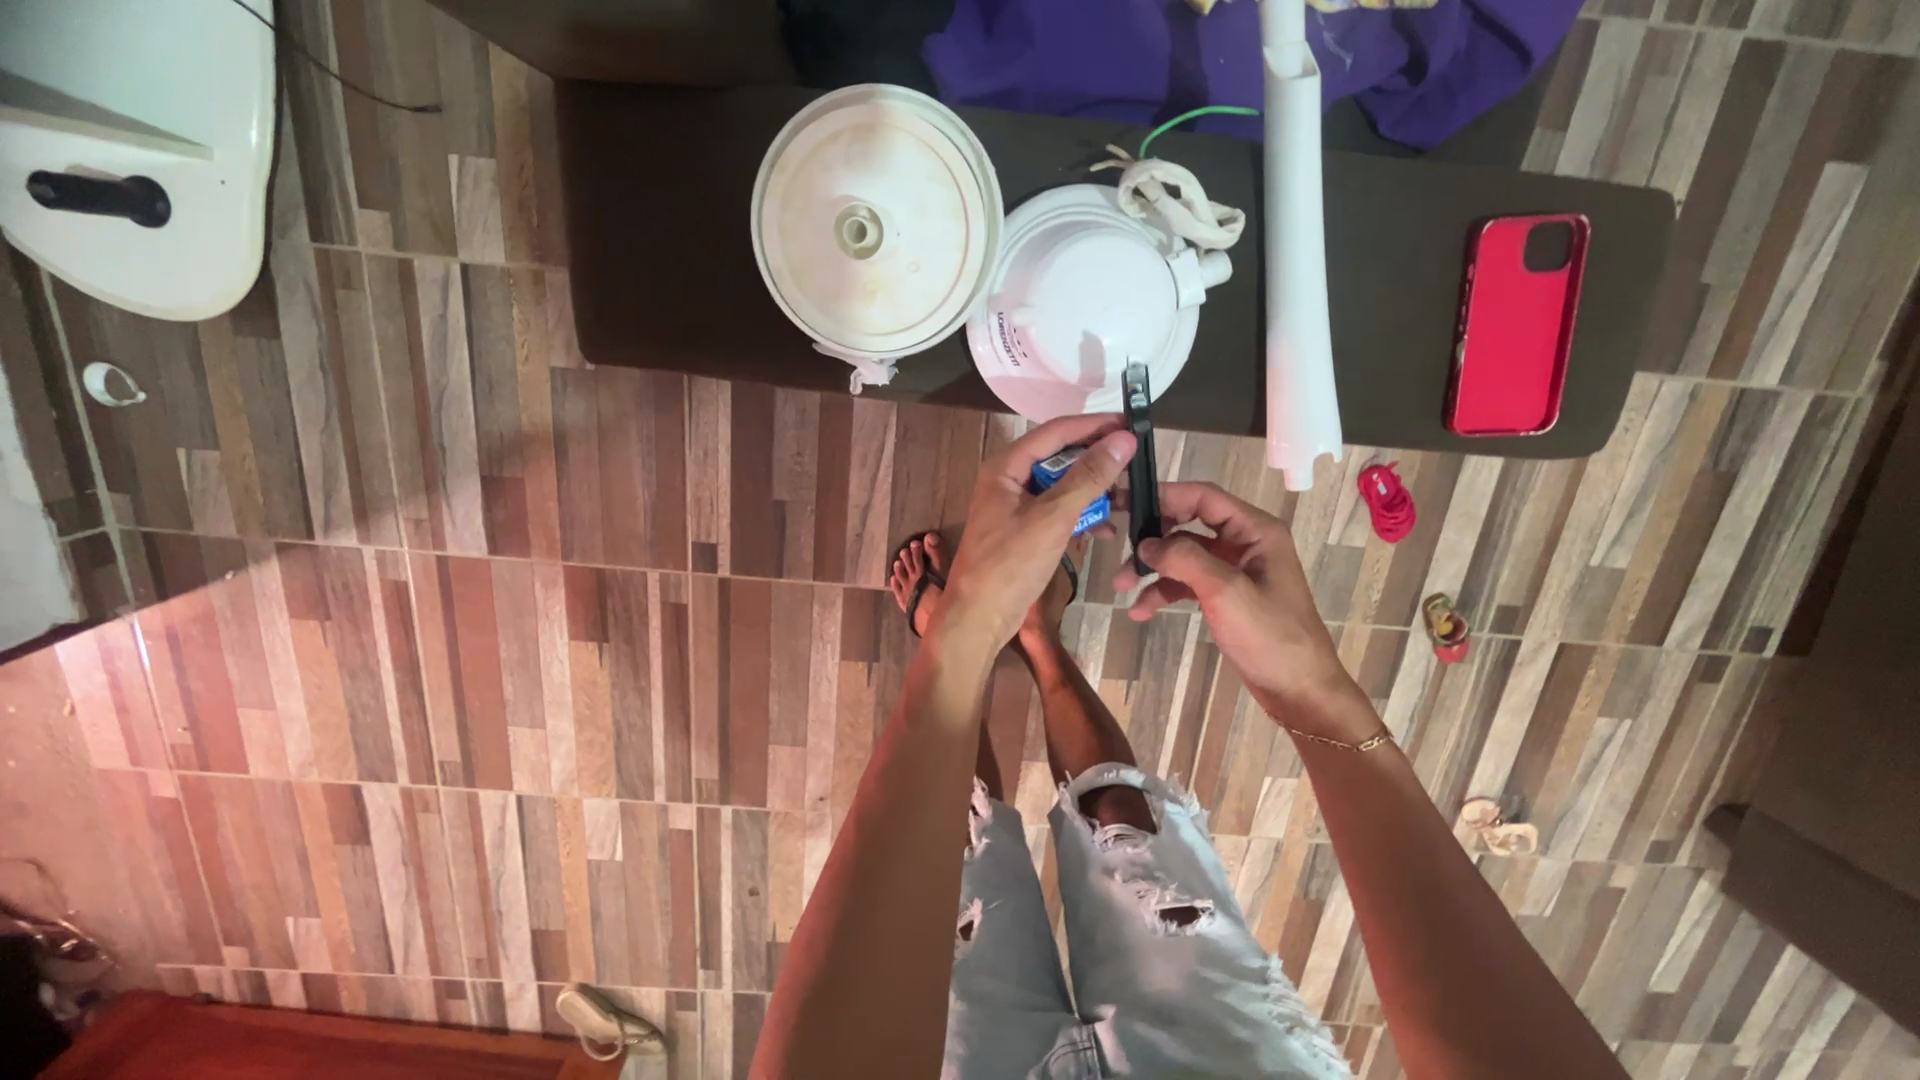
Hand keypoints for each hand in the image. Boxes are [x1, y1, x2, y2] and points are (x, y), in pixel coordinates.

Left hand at [936, 414, 1135, 648]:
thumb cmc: (1010, 564)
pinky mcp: (1023, 530)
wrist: (979, 616)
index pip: (1056, 431)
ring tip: (1127, 497)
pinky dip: (1080, 516)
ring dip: (1092, 491)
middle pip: (1059, 456)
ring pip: (1061, 486)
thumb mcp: (1053, 517)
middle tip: (1135, 461)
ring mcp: (1015, 506)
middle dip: (1096, 460)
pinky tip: (1105, 530)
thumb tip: (1122, 440)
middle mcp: (1008, 479)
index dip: (1094, 425)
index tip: (1131, 424)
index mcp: (1006, 467)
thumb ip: (1088, 477)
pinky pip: (1057, 511)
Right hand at [1114, 481, 1372, 739]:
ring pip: (1183, 556)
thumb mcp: (1226, 591)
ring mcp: (1234, 570)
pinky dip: (1163, 593)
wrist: (1299, 690)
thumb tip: (1145, 543)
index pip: (1202, 497)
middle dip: (1153, 538)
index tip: (1125, 502)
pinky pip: (1187, 583)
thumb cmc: (1270, 636)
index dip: (1164, 495)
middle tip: (1118, 548)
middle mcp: (1245, 543)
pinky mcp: (1225, 596)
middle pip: (1188, 524)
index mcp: (1255, 530)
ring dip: (1152, 569)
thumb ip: (1185, 559)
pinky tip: (1141, 610)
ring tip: (1120, 585)